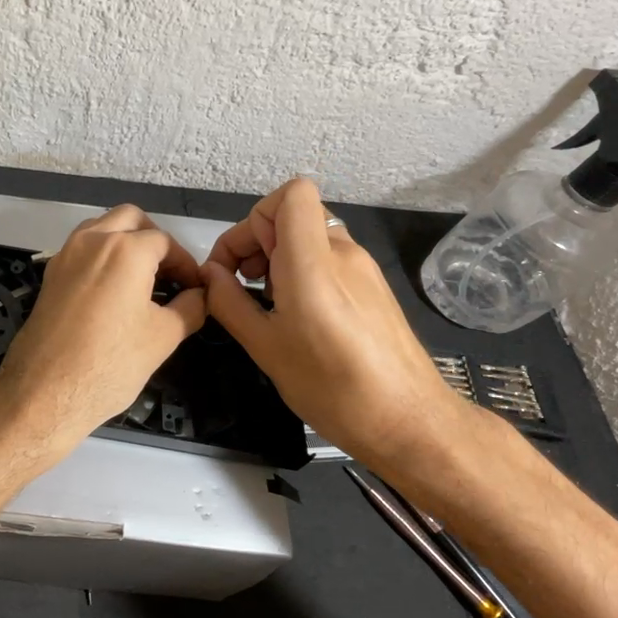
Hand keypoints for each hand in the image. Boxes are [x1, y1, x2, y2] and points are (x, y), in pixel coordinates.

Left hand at [0, 205, 207, 456]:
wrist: (44, 391)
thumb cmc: (109, 364)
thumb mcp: (163, 337)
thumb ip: (190, 308)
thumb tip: (201, 296)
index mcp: (125, 249)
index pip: (166, 242)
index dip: (186, 265)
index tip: (194, 288)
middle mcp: (92, 240)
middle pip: (130, 220)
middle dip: (154, 240)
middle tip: (169, 274)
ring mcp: (66, 254)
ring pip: (101, 228)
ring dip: (124, 242)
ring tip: (142, 280)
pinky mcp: (50, 274)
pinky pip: (81, 249)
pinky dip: (100, 256)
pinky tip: (113, 291)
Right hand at [202, 178, 475, 468]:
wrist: (408, 423)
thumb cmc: (331, 387)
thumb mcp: (264, 347)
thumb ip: (228, 302)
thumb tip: (210, 275)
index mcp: (313, 262)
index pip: (293, 194)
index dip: (257, 215)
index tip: (241, 262)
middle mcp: (343, 254)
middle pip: (294, 215)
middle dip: (257, 242)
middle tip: (239, 287)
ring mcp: (364, 270)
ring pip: (311, 239)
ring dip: (278, 259)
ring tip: (266, 306)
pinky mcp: (375, 289)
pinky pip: (329, 261)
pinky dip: (303, 274)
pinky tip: (296, 318)